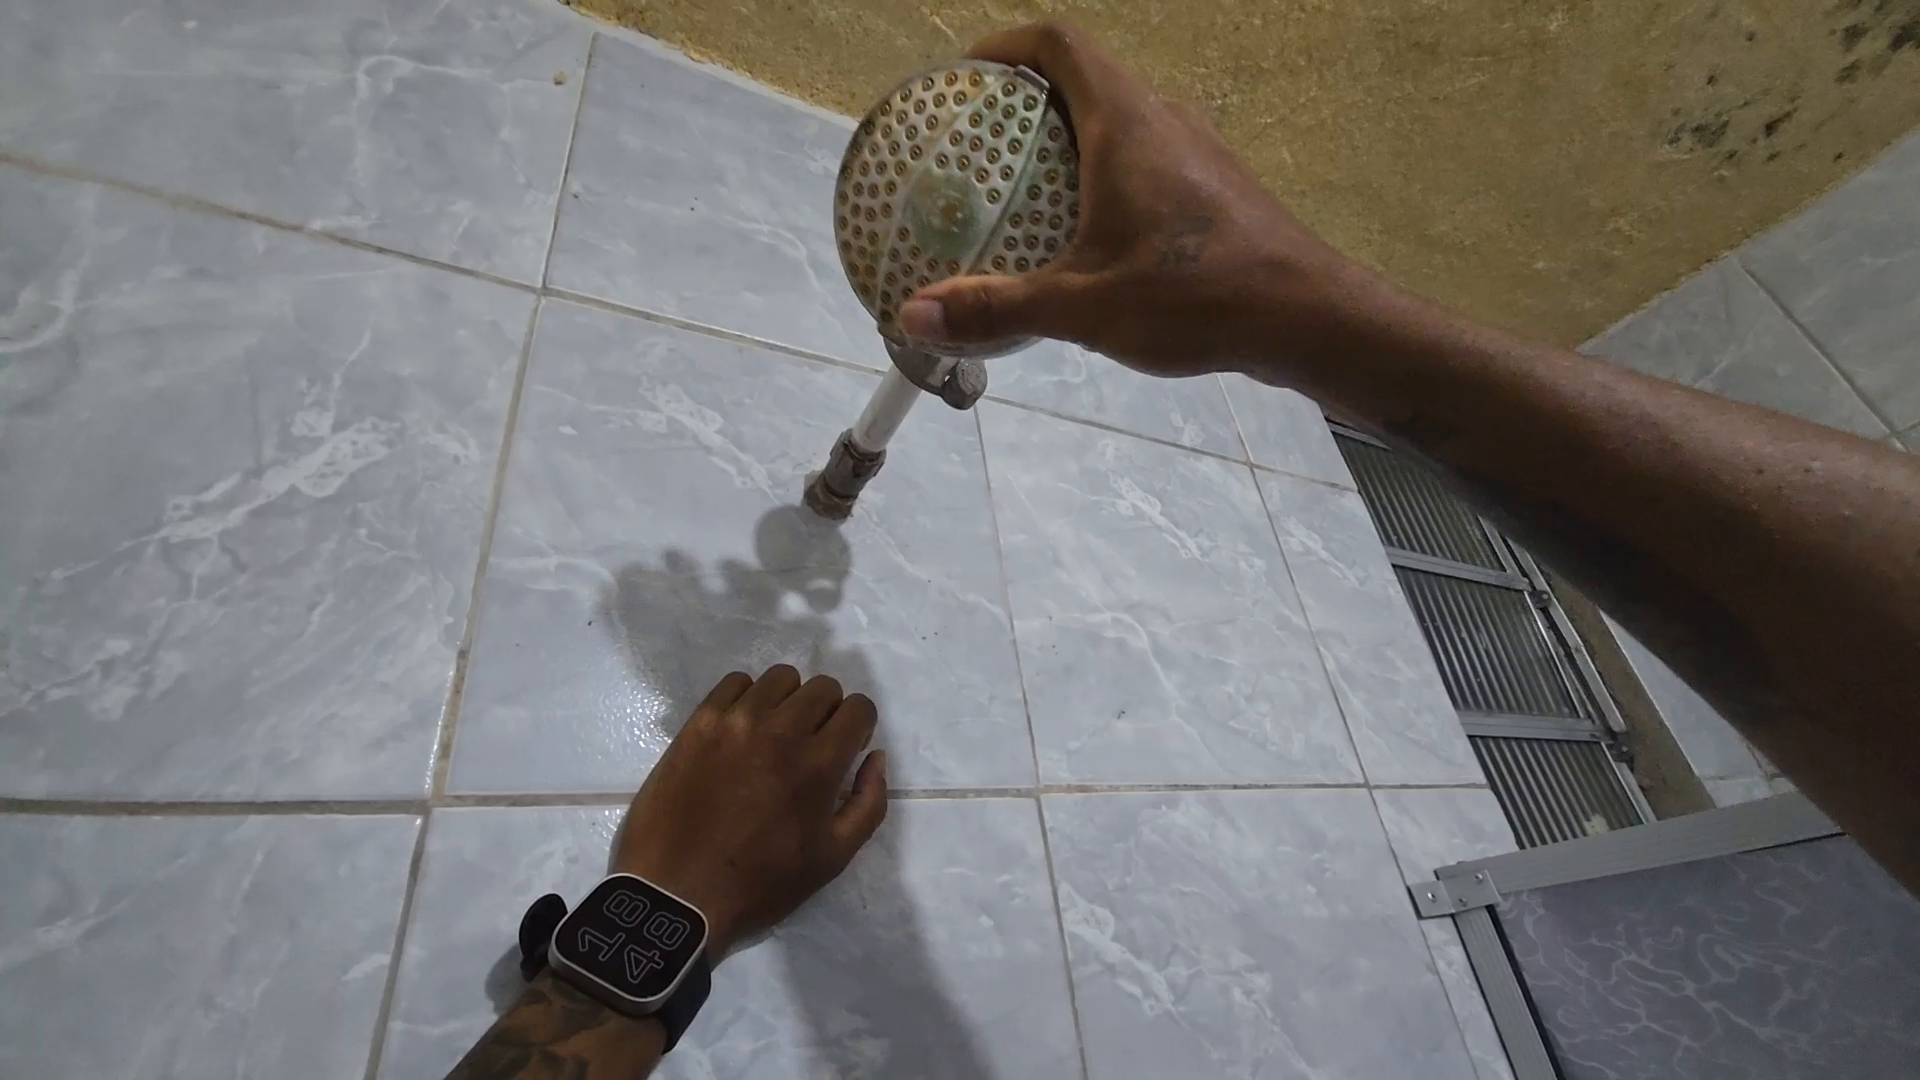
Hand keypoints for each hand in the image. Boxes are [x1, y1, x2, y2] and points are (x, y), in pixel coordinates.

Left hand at [611, 666, 887, 960]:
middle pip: (823, 687)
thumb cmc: (759, 884)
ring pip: (781, 678)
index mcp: (818, 764)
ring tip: (774, 733)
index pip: (859, 707)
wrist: (673, 897)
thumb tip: (875, 757)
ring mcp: (736, 722)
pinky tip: (741, 729)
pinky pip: (734, 682)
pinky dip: (747, 697)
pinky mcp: (699, 724)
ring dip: (789, 700)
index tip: (846, 747)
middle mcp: (781, 731)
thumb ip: (869, 803)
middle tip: (811, 744)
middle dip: (829, 711)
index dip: (859, 726)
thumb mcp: (833, 858)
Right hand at [899, 22, 1386, 381]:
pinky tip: (1087, 232)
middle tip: (983, 144)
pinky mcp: (1211, 190)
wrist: (1303, 316)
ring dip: (1069, 139)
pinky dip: (1101, 175)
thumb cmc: (1193, 296)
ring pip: (1119, 120)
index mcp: (1125, 123)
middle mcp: (1162, 119)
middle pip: (1087, 77)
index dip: (1007, 47)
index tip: (966, 76)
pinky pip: (1143, 159)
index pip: (1059, 45)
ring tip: (1025, 188)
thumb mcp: (1083, 305)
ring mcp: (1194, 152)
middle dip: (1029, 98)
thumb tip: (914, 316)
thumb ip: (998, 307)